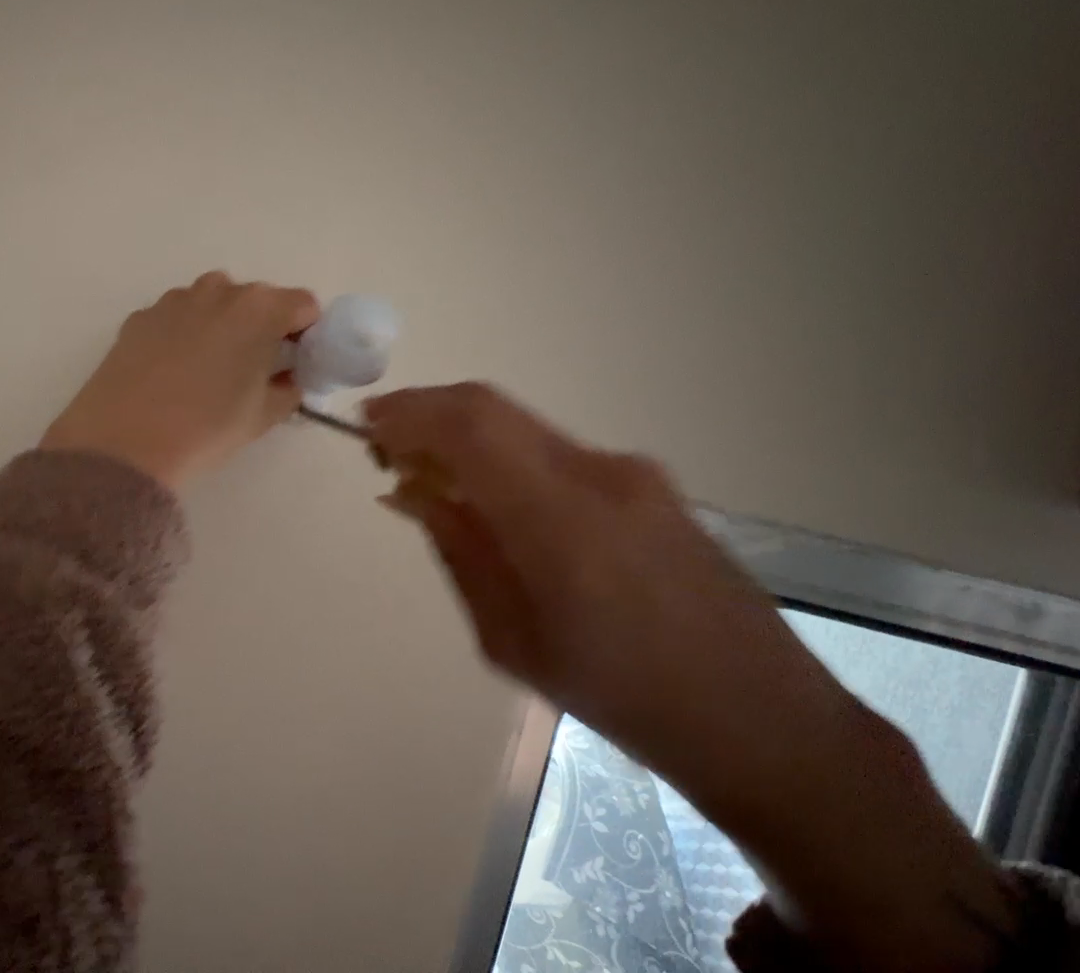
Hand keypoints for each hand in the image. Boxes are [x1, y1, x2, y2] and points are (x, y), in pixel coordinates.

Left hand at [41, 272, 318, 488]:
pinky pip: (174, 319)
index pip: (303, 305)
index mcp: (260, 309)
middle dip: (262, 328)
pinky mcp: (138, 317)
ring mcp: (173, 300)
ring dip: (219, 327)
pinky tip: (169, 374)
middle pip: (256, 300)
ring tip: (207, 373)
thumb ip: (287, 389)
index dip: (305, 334)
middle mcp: (218, 290)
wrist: (125, 442)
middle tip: (253, 371)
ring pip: (212, 304)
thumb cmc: (207, 427)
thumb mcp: (263, 416)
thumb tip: (286, 378)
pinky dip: (181, 336)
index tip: (295, 363)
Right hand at [366, 383, 1009, 971]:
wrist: (761, 719)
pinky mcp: (653, 486)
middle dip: (429, 415)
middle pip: (492, 408)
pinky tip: (496, 505)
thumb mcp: (509, 638)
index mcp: (560, 519)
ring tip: (434, 484)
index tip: (366, 427)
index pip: (468, 425)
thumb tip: (413, 493)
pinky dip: (507, 459)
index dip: (409, 413)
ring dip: (468, 439)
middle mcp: (600, 475)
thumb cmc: (618, 695)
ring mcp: (635, 475)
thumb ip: (460, 552)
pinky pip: (557, 453)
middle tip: (388, 448)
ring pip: (524, 429)